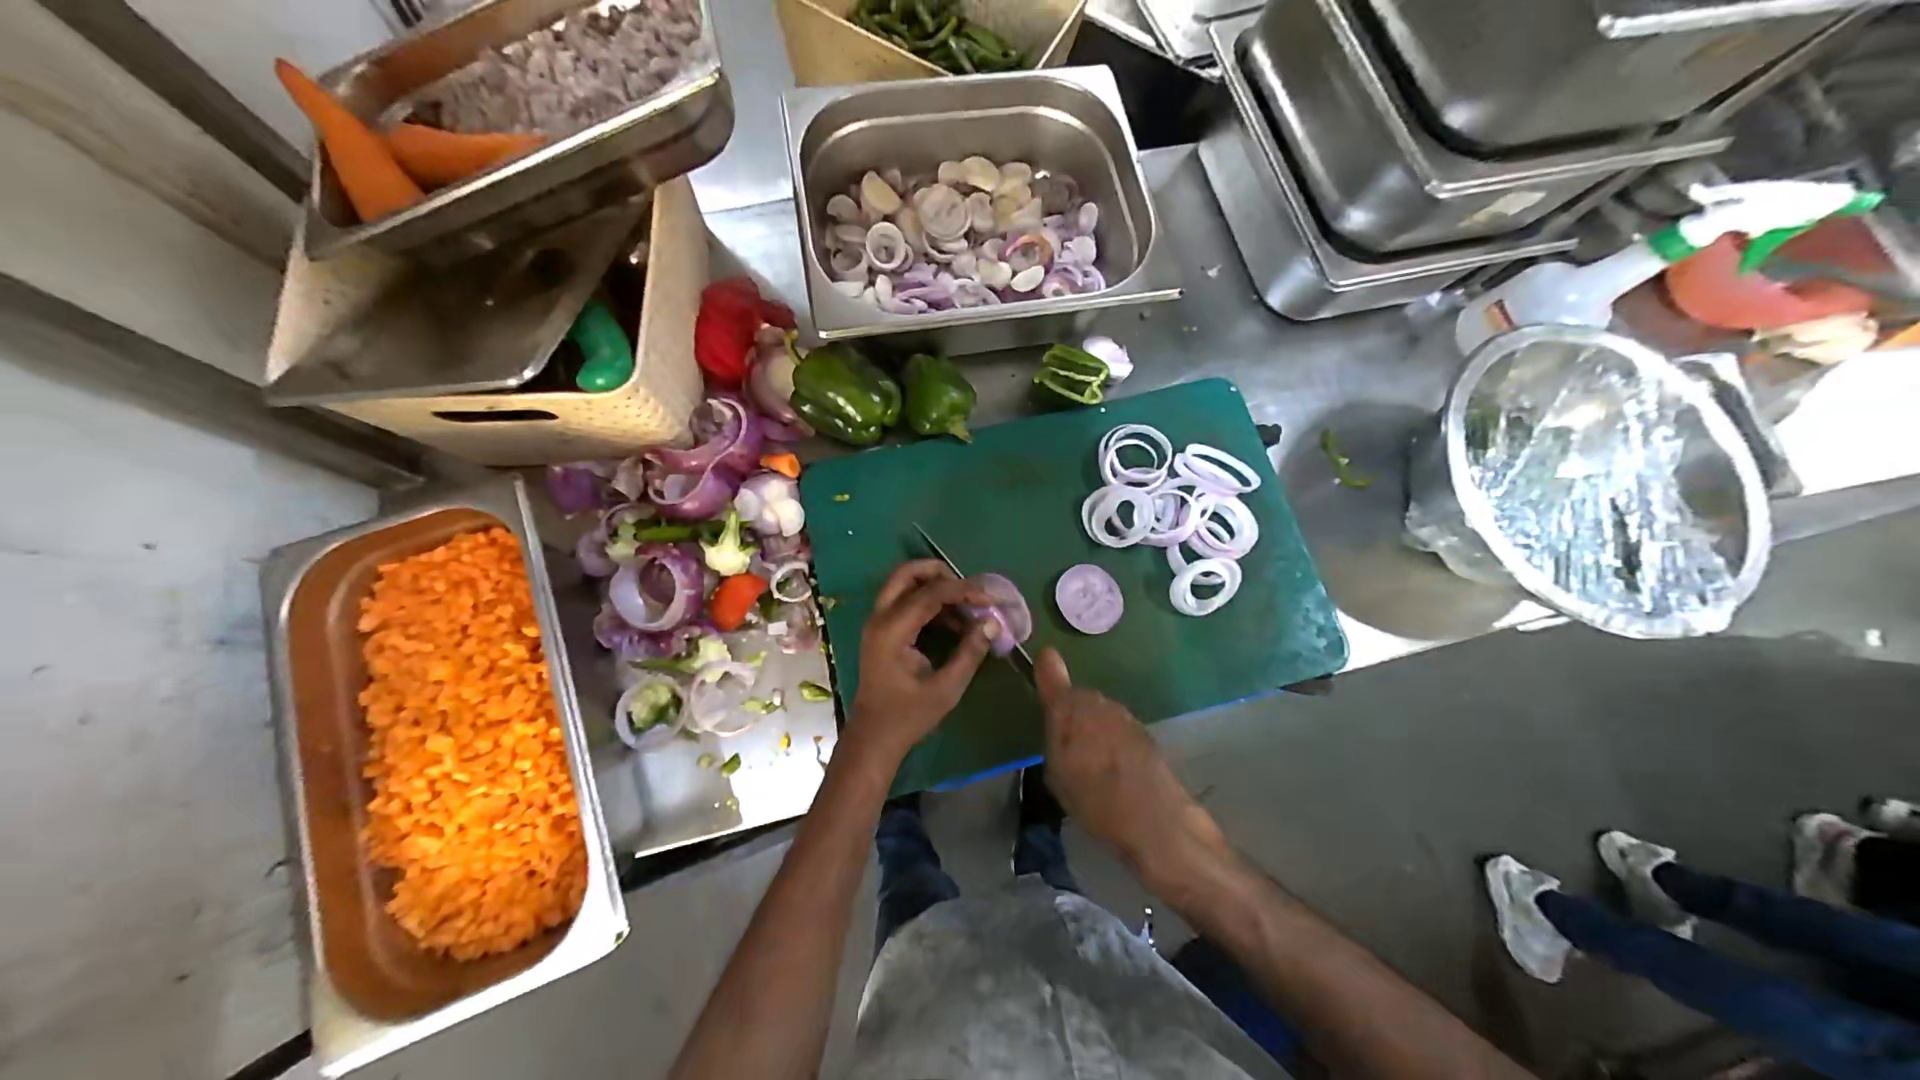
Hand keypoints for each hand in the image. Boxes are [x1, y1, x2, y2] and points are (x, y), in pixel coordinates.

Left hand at [844, 560, 993, 764]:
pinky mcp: (882, 630)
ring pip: (905, 584)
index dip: (964, 590)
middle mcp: (880, 618)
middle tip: (971, 590)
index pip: (930, 593)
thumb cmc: (908, 716)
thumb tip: (992, 623)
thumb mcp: (946, 688)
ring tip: (968, 610)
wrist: (874, 737)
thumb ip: (970, 652)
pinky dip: (929, 602)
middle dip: (942, 573)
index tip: (991, 600)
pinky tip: (955, 623)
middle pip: (907, 573)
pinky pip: (905, 600)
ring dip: (936, 588)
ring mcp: (878, 622)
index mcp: (892, 630)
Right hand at [1035, 648, 1218, 878]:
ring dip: (1094, 728)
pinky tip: (1115, 768)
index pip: (1052, 676)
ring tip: (1093, 764)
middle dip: (1072, 715)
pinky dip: (1113, 740)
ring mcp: (1122, 714)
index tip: (1044, 658)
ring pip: (1100, 713)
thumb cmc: (1092, 799)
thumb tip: (1060, 727)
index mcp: (1066, 710)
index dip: (1047, 667)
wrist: (1151, 816)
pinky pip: (1117, 727)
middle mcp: (1095, 702)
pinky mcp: (1143, 730)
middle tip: (1068, 747)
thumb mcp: (1056, 775)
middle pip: (1078, 699)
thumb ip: (1055, 740)